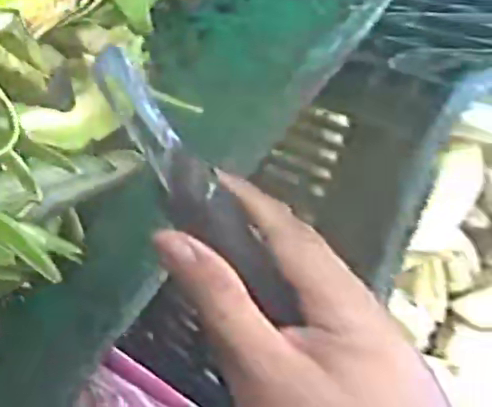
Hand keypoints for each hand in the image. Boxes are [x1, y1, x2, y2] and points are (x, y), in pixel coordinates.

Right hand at [154, 175, 447, 406]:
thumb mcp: (260, 364)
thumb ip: (216, 295)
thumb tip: (165, 232)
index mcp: (354, 313)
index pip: (294, 236)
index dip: (248, 198)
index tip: (201, 170)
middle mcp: (375, 324)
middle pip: (309, 257)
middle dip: (254, 221)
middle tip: (195, 200)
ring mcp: (380, 353)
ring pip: (314, 284)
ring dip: (265, 253)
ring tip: (213, 236)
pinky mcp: (373, 374)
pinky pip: (318, 310)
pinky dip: (277, 284)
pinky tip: (252, 293)